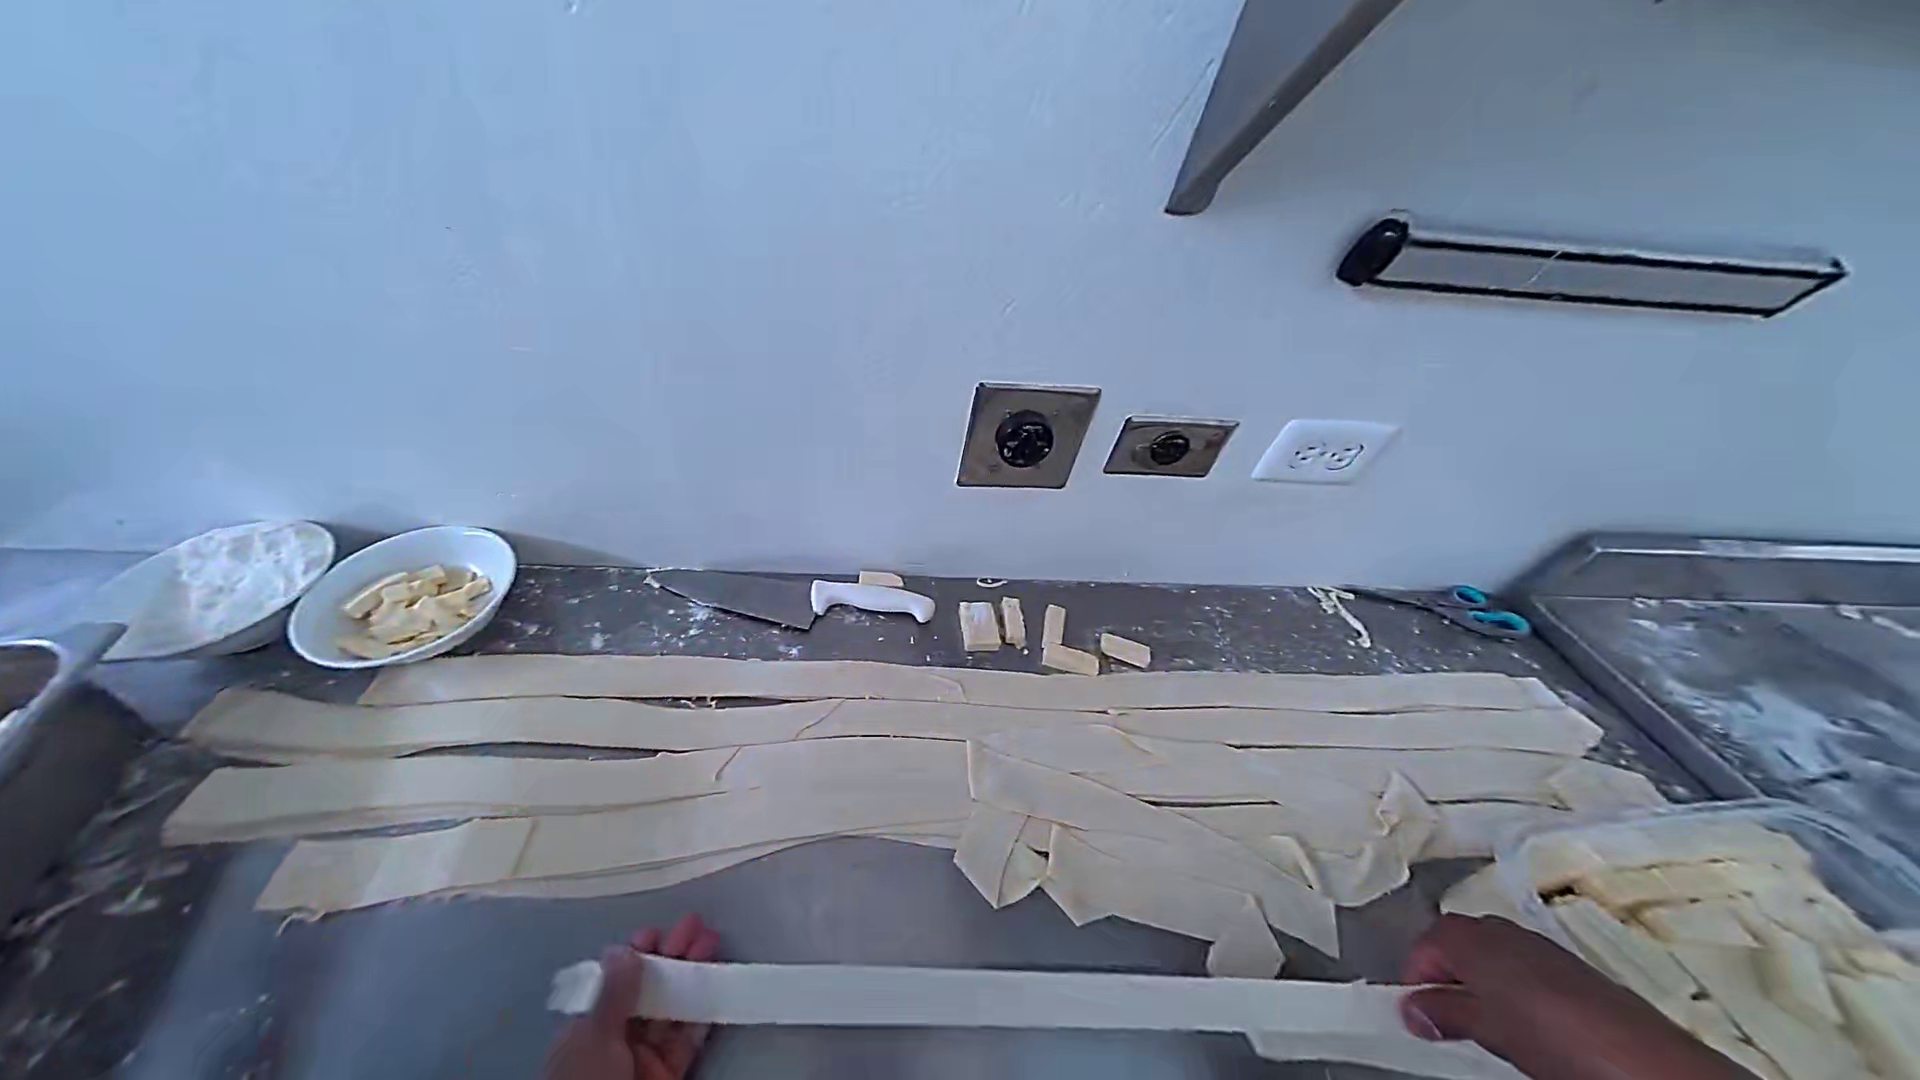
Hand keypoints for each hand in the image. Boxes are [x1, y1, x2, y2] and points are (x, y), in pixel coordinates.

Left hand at [541, 914, 722, 1079]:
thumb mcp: (593, 1042)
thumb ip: (613, 996)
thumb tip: (622, 948)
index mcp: (586, 1032)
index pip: (615, 984)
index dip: (637, 955)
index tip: (659, 932)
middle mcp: (615, 1041)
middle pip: (649, 990)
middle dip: (673, 956)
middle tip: (696, 928)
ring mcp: (643, 1059)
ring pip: (673, 1007)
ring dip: (694, 975)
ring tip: (713, 944)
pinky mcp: (670, 1075)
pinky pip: (689, 1037)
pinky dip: (705, 1010)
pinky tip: (718, 985)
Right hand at [1400, 914, 1754, 1079]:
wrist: (1650, 1063)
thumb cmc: (1553, 1034)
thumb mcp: (1484, 1029)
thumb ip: (1440, 1013)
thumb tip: (1412, 1009)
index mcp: (1465, 933)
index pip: (1421, 949)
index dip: (1415, 984)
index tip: (1418, 1018)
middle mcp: (1496, 928)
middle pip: (1454, 949)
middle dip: (1449, 984)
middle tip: (1452, 1025)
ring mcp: (1536, 945)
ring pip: (1491, 962)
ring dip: (1484, 991)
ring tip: (1497, 1033)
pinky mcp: (1571, 968)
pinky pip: (1526, 973)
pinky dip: (1519, 996)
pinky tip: (1535, 1031)